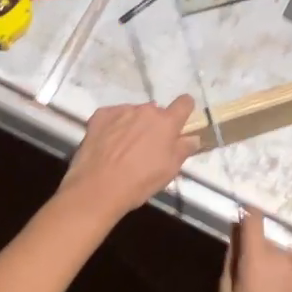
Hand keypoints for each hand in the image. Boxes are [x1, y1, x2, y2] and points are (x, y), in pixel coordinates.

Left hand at [58, 96, 198, 219]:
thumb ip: (183, 149)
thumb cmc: (140, 181)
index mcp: (166, 122)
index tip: (180, 122)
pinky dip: (114, 125)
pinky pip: (113, 115)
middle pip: (156, 112)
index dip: (184, 111)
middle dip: (154, 125)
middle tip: (148, 146)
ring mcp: (121, 111)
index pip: (184, 103)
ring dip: (134, 125)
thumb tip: (193, 138)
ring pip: (134, 113)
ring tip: (124, 147)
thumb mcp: (170, 170)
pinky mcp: (100, 115)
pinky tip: (109, 143)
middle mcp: (145, 110)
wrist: (98, 187)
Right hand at [221, 211, 291, 291]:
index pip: (254, 218)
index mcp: (257, 257)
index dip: (248, 214)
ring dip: (278, 265)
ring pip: (286, 256)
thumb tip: (235, 232)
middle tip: (252, 279)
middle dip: (260, 252)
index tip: (243, 216)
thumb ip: (231, 257)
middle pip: (269, 241)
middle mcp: (283, 256)